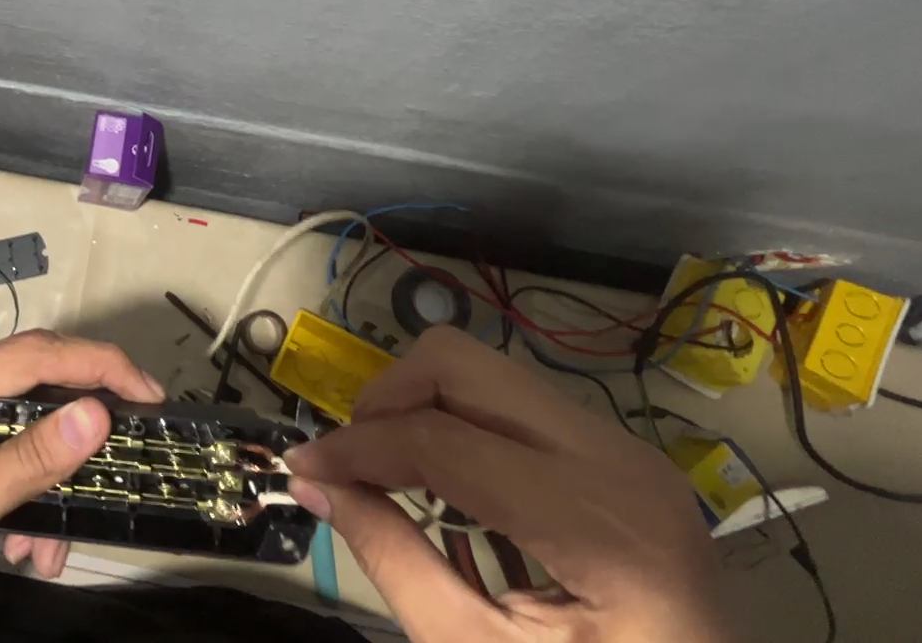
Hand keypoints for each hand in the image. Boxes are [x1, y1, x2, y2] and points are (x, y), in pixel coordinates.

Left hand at [0, 330, 164, 642]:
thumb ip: (23, 463)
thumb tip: (96, 414)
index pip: (23, 357)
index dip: (90, 364)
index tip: (146, 391)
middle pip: (35, 374)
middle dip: (86, 408)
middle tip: (141, 425)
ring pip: (40, 416)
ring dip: (64, 470)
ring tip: (64, 530)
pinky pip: (31, 452)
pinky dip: (49, 494)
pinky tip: (37, 550)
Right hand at [284, 327, 729, 641]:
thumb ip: (391, 559)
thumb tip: (312, 481)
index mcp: (600, 526)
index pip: (443, 440)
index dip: (356, 446)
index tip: (300, 465)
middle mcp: (617, 458)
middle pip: (460, 363)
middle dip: (387, 400)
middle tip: (356, 460)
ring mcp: (620, 444)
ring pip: (478, 368)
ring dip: (416, 404)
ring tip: (394, 469)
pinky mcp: (610, 445)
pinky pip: (504, 396)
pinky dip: (451, 417)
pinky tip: (445, 477)